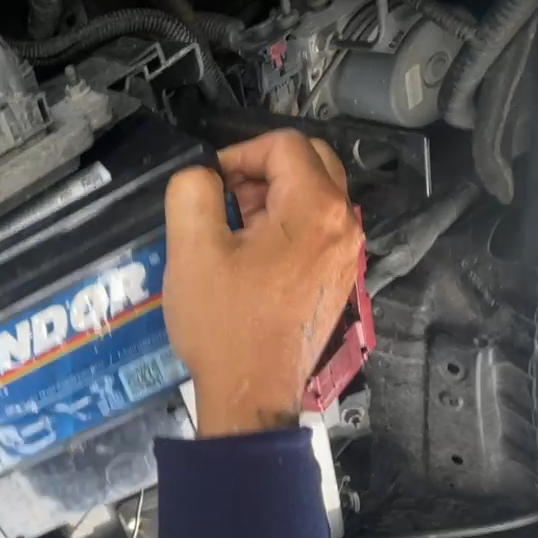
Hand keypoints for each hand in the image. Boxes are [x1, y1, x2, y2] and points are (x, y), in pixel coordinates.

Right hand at [163, 131, 361, 435]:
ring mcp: (346, 256)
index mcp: (315, 209)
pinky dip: (285, 230)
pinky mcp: (336, 281)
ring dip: (272, 200)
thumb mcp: (191, 251)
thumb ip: (191, 192)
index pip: (284, 145)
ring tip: (231, 233)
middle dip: (261, 171)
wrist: (250, 392)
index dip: (238, 153)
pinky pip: (316, 233)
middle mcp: (344, 226)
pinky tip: (251, 261)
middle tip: (222, 201)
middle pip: (309, 164)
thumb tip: (202, 176)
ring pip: (314, 198)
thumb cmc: (222, 325)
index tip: (208, 184)